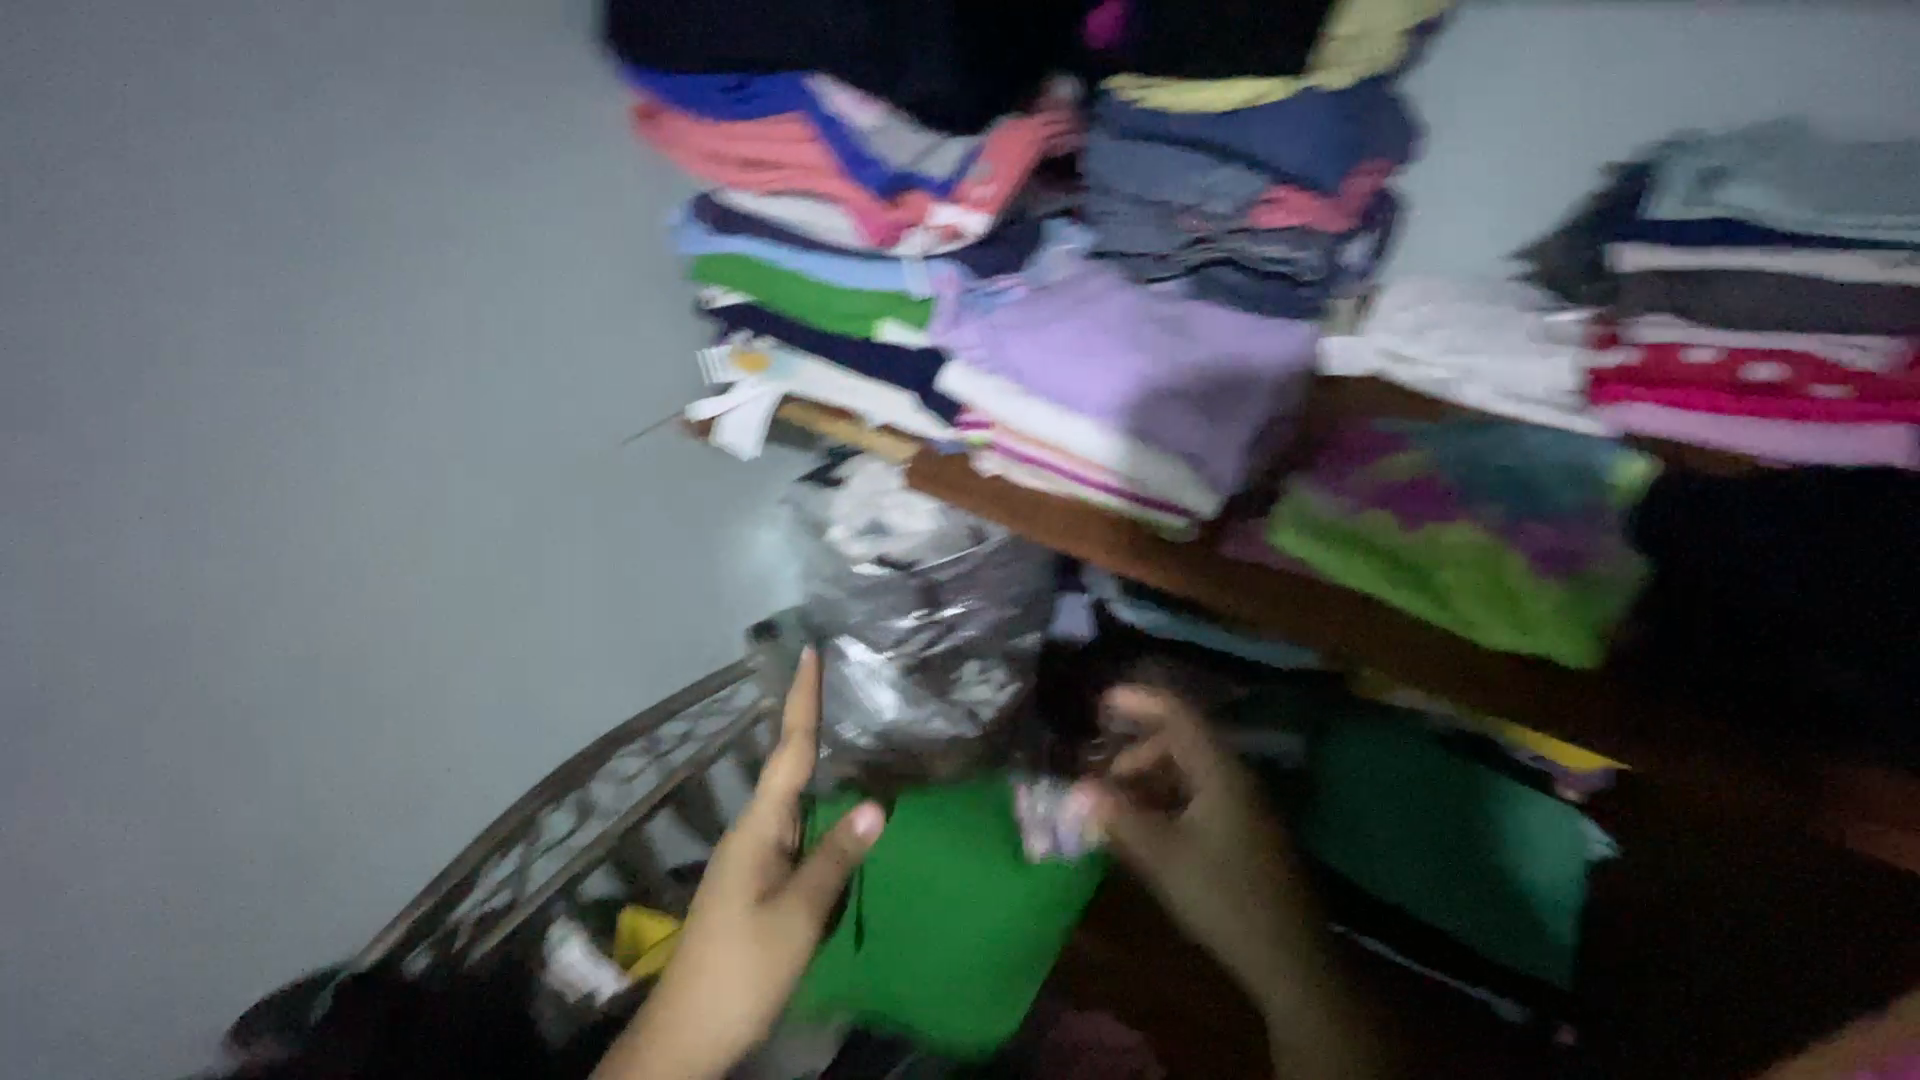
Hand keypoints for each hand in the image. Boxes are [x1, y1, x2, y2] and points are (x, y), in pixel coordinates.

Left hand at [594, 649, 885, 1079]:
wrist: (689, 1032)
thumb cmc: (742, 967)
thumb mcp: (797, 915)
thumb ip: (835, 856)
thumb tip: (875, 803)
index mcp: (758, 828)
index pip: (788, 751)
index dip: (802, 701)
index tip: (810, 653)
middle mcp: (754, 831)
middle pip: (789, 766)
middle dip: (812, 722)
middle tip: (846, 684)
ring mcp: (755, 856)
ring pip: (795, 799)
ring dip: (820, 765)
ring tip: (855, 732)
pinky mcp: (761, 880)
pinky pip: (797, 829)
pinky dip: (822, 808)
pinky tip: (843, 806)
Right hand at [1082, 686, 1381, 1079]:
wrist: (1289, 958)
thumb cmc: (1222, 896)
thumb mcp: (1161, 855)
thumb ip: (1117, 817)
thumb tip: (1078, 789)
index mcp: (1220, 772)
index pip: (1179, 715)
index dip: (1140, 701)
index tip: (1102, 701)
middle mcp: (1235, 779)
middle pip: (1181, 744)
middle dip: (1136, 754)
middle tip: (1103, 781)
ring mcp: (1244, 807)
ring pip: (1189, 773)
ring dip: (1149, 781)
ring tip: (1118, 808)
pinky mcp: (1245, 833)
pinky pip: (1199, 798)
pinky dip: (1167, 802)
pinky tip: (1146, 831)